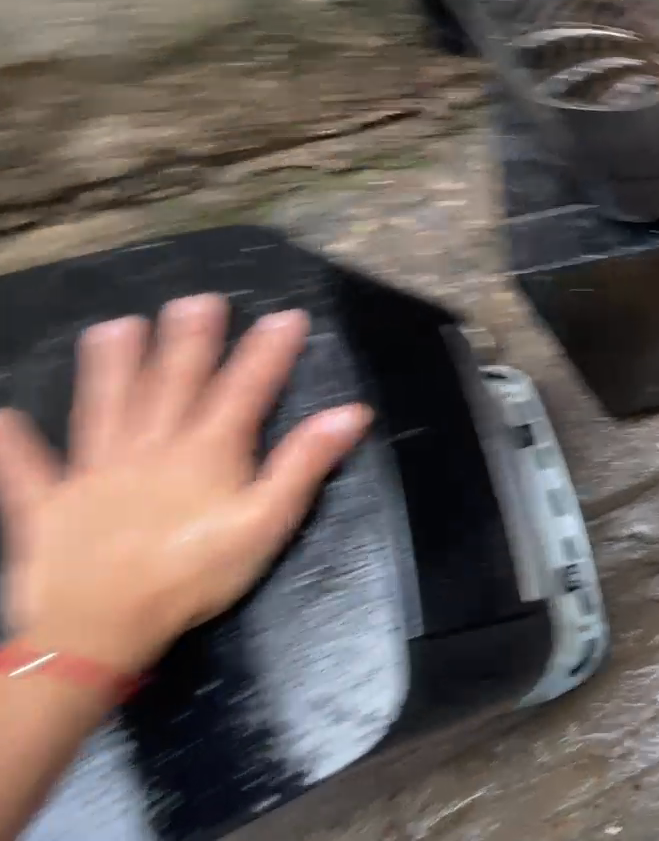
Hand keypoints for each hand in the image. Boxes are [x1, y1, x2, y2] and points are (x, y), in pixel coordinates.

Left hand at [0, 294, 371, 673]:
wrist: (99, 631)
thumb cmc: (197, 574)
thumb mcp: (268, 522)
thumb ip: (305, 464)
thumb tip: (350, 412)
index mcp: (205, 454)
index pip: (243, 391)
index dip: (266, 352)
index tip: (285, 316)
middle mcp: (149, 451)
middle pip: (171, 387)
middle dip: (188, 342)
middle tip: (196, 301)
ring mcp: (92, 475)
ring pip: (103, 410)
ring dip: (109, 367)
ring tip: (115, 327)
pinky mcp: (46, 506)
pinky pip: (25, 470)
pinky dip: (12, 443)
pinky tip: (2, 417)